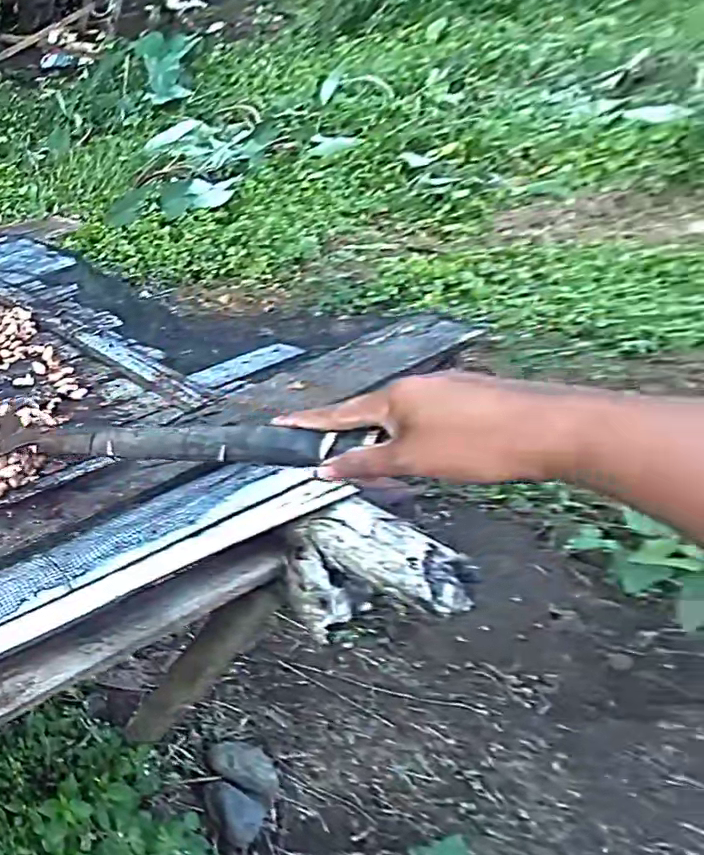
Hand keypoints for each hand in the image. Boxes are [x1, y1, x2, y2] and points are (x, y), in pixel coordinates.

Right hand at [274, 372, 590, 482]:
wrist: (573, 431)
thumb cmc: (483, 443)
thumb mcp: (410, 461)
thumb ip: (363, 464)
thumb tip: (326, 469)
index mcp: (393, 396)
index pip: (336, 413)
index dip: (306, 421)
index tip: (281, 421)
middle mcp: (418, 385)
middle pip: (372, 416)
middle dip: (361, 442)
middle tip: (355, 466)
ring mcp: (454, 387)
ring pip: (406, 418)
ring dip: (397, 443)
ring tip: (407, 467)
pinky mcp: (482, 396)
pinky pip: (435, 416)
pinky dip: (426, 436)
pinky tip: (443, 453)